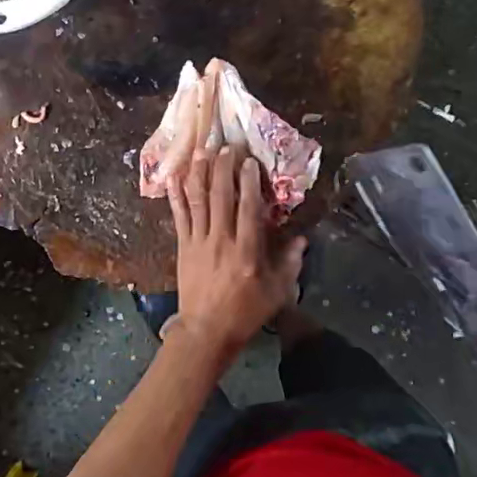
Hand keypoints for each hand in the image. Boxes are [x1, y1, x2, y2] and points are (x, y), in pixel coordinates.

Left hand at [166, 147, 305, 358]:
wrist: (206, 330)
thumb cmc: (245, 312)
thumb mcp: (277, 293)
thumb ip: (290, 264)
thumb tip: (302, 238)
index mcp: (246, 251)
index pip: (248, 209)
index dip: (249, 182)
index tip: (250, 161)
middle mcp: (220, 240)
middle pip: (220, 196)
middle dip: (222, 168)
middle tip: (226, 146)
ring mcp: (198, 241)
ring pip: (197, 200)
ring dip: (199, 173)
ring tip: (202, 150)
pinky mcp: (183, 246)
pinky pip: (179, 215)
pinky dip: (176, 195)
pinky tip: (174, 175)